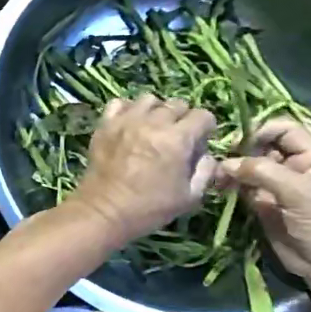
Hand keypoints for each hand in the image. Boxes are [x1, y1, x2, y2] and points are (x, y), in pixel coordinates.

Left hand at [68, 95, 216, 243]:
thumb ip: (205, 171)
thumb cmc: (149, 207)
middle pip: (177, 104)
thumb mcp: (190, 197)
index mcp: (177, 139)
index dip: (206, 128)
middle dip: (183, 118)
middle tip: (177, 137)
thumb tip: (206, 154)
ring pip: (149, 100)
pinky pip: (119, 103)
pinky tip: (130, 124)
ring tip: (153, 128)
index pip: (203, 115)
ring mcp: (126, 120)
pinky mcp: (105, 124)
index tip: (200, 141)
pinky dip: (128, 109)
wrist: (104, 211)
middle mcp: (152, 123)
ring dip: (156, 110)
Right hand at [218, 118, 310, 288]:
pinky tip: (219, 187)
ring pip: (249, 166)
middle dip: (241, 150)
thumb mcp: (300, 192)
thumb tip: (225, 163)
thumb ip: (263, 171)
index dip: (260, 130)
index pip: (284, 129)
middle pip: (263, 145)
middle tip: (219, 158)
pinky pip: (243, 186)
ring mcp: (279, 184)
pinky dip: (230, 185)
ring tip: (216, 176)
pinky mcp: (264, 202)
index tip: (236, 141)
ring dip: (232, 169)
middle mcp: (296, 165)